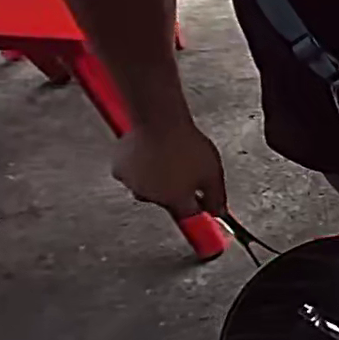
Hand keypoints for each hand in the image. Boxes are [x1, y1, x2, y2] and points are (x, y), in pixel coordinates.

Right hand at [111, 123, 225, 217]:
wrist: (161, 125)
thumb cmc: (189, 147)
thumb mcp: (214, 173)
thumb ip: (216, 197)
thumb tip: (219, 213)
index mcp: (173, 200)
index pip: (188, 215)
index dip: (199, 207)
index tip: (203, 201)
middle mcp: (149, 197)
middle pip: (167, 200)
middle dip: (178, 190)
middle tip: (188, 169)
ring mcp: (131, 184)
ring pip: (149, 187)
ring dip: (159, 179)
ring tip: (172, 157)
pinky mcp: (119, 170)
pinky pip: (134, 174)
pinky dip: (142, 168)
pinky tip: (154, 153)